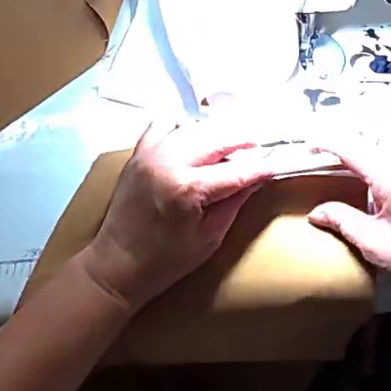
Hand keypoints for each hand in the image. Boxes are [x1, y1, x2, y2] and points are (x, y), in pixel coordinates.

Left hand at [77, 119, 276, 312]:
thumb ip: (234, 203)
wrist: (117, 264)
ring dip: (215, 134)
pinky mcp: (139, 153)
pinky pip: (164, 125)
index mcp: (188, 188)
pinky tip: (194, 138)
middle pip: (217, 138)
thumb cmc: (165, 261)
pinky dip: (182, 127)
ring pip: (193, 127)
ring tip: (230, 145)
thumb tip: (255, 179)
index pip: (236, 171)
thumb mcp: (210, 238)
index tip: (274, 165)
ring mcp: (151, 153)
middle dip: (241, 141)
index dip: (259, 168)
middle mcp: (169, 162)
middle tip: (257, 148)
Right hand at [307, 130, 390, 319]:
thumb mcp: (375, 245)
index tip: (309, 145)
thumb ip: (343, 221)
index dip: (325, 141)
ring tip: (353, 154)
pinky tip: (381, 163)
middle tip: (328, 149)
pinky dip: (389, 142)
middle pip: (373, 129)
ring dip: (370, 135)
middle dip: (346, 133)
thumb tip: (317, 212)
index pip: (351, 146)